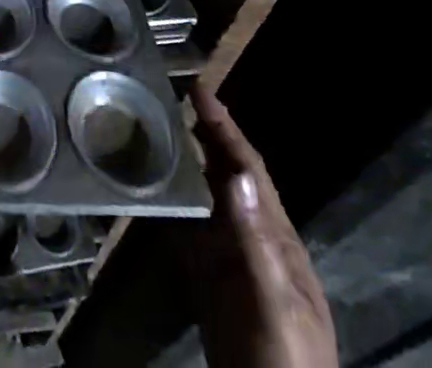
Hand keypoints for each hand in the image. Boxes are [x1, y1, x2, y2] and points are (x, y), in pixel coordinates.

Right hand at [178, 84, 338, 367]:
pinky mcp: (208, 281)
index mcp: (273, 233)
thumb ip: (254, 238)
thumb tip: (235, 173)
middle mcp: (250, 236)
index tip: (199, 90)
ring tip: (152, 136)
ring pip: (202, 200)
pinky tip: (147, 196)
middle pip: (224, 175)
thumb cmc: (283, 352)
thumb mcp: (273, 296)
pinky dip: (168, 210)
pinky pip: (184, 234)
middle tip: (169, 101)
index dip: (225, 127)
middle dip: (202, 137)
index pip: (246, 167)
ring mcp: (229, 259)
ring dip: (182, 167)